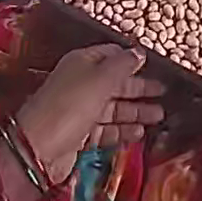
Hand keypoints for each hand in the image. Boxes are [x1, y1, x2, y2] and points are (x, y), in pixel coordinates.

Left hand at [17, 44, 164, 182]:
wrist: (38, 148)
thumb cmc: (70, 105)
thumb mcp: (100, 79)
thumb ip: (122, 65)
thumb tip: (139, 52)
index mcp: (82, 63)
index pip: (111, 55)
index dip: (131, 59)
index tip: (153, 65)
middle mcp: (80, 84)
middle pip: (114, 83)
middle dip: (138, 88)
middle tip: (163, 93)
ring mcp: (79, 110)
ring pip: (112, 108)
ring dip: (135, 111)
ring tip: (158, 116)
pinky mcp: (80, 135)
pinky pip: (106, 129)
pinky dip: (122, 129)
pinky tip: (139, 132)